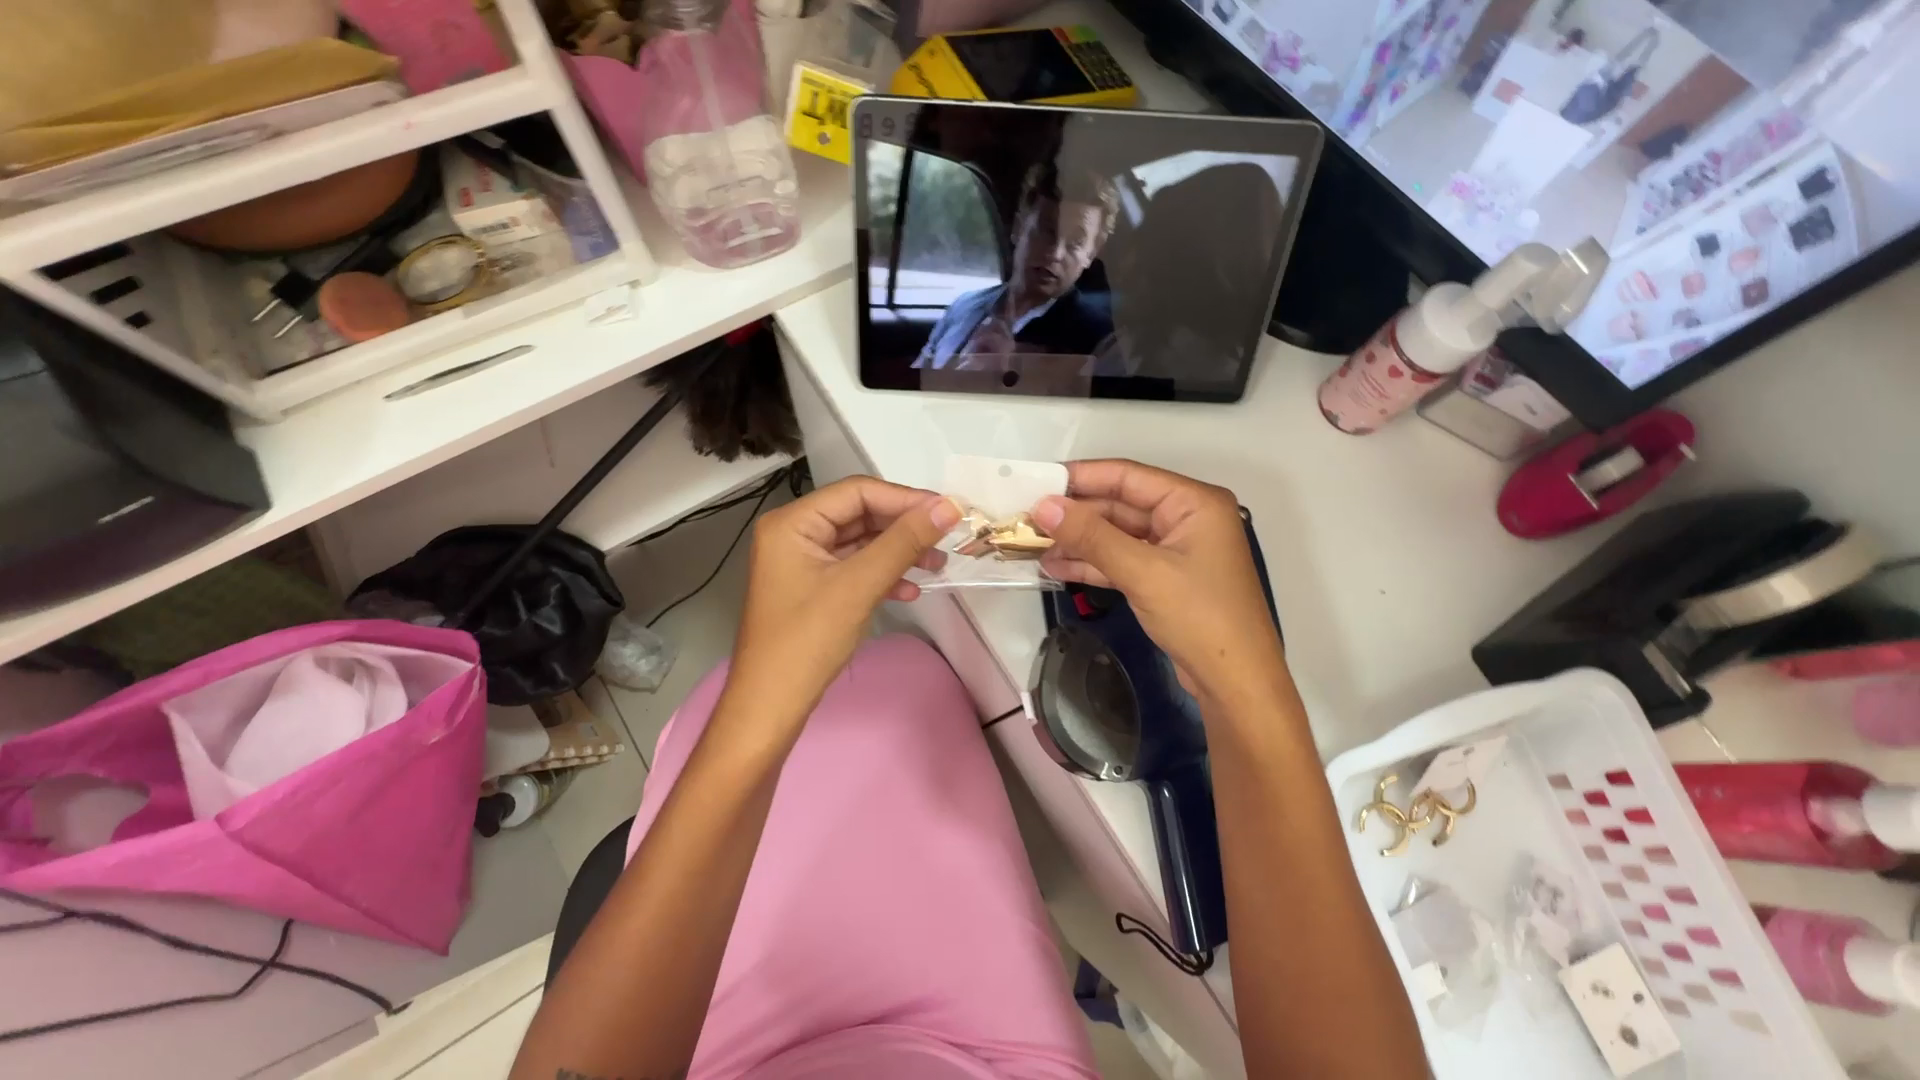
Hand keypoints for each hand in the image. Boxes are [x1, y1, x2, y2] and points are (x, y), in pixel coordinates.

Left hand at [725, 476, 960, 722]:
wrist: (771, 705)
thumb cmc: (807, 641)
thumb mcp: (859, 586)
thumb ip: (904, 541)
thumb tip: (948, 507)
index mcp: (793, 523)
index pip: (857, 492)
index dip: (905, 499)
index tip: (948, 512)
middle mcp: (794, 534)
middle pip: (860, 514)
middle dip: (904, 527)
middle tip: (947, 540)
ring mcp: (802, 562)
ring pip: (861, 542)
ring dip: (899, 552)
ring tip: (937, 566)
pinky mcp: (812, 588)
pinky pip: (854, 568)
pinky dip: (883, 574)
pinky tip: (910, 590)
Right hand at [1032, 460, 1284, 705]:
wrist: (1236, 682)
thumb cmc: (1200, 617)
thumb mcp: (1142, 572)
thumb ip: (1091, 536)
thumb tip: (1043, 506)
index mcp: (1193, 502)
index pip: (1127, 476)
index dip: (1080, 477)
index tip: (1036, 481)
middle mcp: (1186, 517)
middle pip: (1120, 504)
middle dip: (1075, 514)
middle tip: (1026, 519)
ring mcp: (1176, 549)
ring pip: (1117, 534)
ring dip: (1078, 541)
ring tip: (1032, 546)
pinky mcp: (1166, 578)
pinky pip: (1122, 560)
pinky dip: (1092, 563)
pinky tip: (1056, 567)